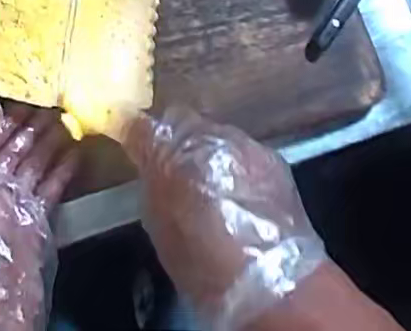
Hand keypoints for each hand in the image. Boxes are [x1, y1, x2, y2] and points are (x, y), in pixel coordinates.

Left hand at [0, 103, 80, 330]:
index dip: (7, 119)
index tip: (27, 95)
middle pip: (15, 150)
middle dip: (33, 126)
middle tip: (55, 101)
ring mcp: (15, 208)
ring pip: (36, 165)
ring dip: (52, 142)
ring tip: (70, 118)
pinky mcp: (37, 225)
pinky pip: (52, 189)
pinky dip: (64, 170)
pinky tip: (77, 152)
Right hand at [124, 108, 327, 330]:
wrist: (272, 286)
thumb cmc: (203, 265)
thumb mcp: (160, 225)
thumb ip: (152, 180)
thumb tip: (146, 157)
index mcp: (170, 150)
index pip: (144, 124)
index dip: (140, 135)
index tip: (138, 146)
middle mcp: (206, 133)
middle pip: (184, 125)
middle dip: (180, 144)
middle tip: (180, 175)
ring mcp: (241, 141)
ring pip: (217, 136)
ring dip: (211, 155)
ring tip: (215, 190)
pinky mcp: (270, 156)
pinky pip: (244, 153)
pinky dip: (238, 168)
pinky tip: (242, 197)